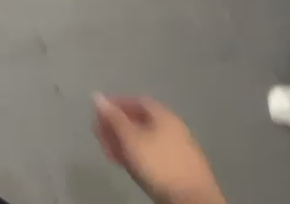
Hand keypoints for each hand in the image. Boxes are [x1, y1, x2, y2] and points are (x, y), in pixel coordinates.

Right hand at [92, 96, 224, 203]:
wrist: (193, 201)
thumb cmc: (158, 163)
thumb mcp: (130, 138)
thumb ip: (113, 117)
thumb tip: (96, 95)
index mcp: (164, 115)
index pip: (137, 101)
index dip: (116, 103)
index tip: (99, 112)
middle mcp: (174, 128)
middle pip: (141, 120)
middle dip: (118, 125)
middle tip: (100, 133)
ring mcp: (180, 149)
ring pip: (146, 139)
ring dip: (125, 141)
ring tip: (110, 151)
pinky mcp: (181, 168)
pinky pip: (154, 154)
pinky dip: (138, 154)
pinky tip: (128, 163)